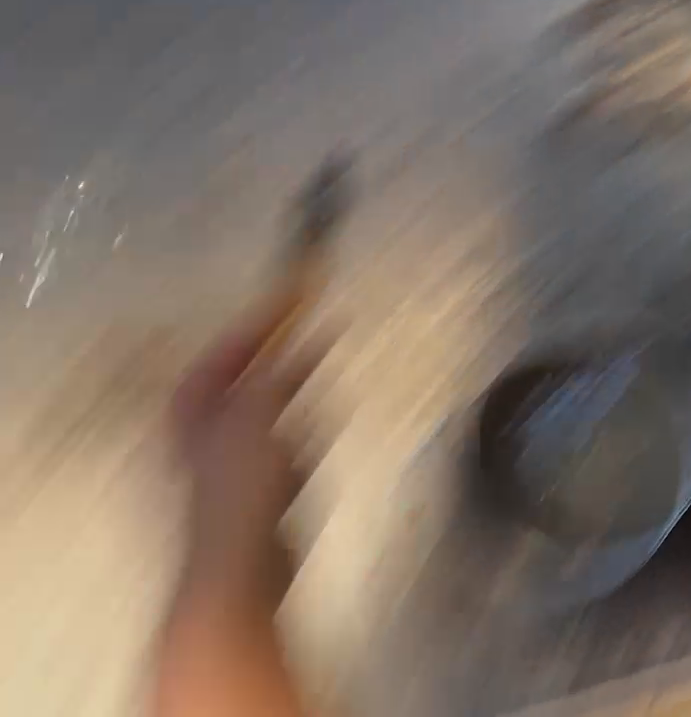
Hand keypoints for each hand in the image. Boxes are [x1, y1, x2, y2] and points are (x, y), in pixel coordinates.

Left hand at [170, 295, 323, 604]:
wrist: (241, 570)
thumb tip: (293, 344)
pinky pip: (278, 428)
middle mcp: (204, 435)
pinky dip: (298, 409)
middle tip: (306, 318)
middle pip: (232, 378)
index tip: (292, 296)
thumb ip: (271, 385)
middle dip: (267, 347)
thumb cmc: (242, 497)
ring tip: (317, 354)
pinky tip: (321, 411)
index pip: (217, 358)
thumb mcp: (255, 429)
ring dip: (284, 375)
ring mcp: (228, 460)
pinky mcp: (255, 481)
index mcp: (194, 420)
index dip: (251, 326)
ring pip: (256, 402)